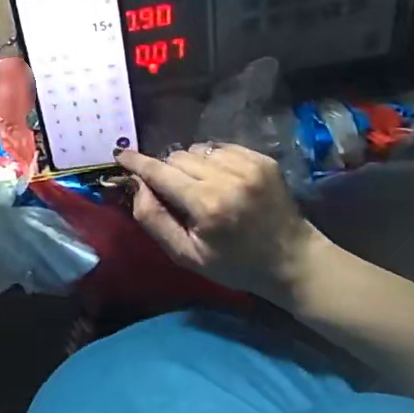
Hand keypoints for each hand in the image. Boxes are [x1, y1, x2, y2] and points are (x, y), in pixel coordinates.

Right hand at [115, 144, 320, 305]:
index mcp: (207, 205)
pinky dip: (212, 161)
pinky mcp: (261, 158)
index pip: (160, 172)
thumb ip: (154, 219)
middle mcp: (227, 178)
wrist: (293, 260)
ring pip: (197, 149)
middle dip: (167, 171)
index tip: (120, 155)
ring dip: (190, 165)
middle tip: (174, 193)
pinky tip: (220, 181)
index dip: (137, 162)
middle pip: (176, 157)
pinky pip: (219, 147)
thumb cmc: (234, 265)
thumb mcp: (186, 255)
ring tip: (200, 187)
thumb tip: (135, 185)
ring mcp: (248, 164)